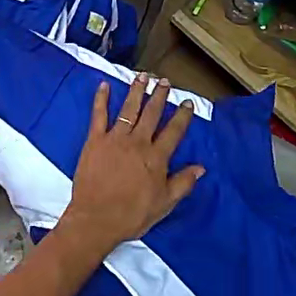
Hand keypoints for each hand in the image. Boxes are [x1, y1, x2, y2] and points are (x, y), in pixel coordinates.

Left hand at [56, 72, 204, 256]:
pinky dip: (101, 99)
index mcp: (157, 156)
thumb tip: (201, 168)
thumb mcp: (165, 203)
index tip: (187, 102)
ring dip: (137, 91)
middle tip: (165, 82)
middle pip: (152, 113)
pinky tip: (103, 86)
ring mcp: (115, 139)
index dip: (182, 115)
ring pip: (129, 108)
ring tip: (143, 76)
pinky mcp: (95, 141)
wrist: (96, 220)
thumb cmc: (132, 214)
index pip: (174, 130)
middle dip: (160, 96)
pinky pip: (99, 116)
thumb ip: (183, 183)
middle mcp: (138, 142)